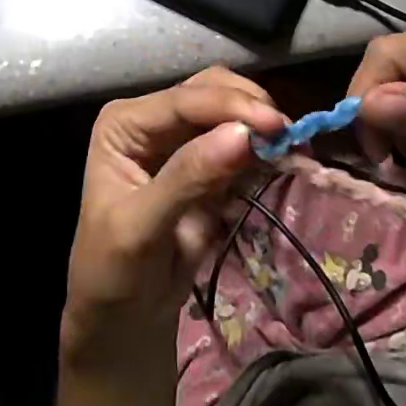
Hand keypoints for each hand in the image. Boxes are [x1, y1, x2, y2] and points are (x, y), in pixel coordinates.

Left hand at [60, 67, 287, 365]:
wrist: (122, 315)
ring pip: (231, 109)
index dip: (232, 106)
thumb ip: (188, 178)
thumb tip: (242, 134)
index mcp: (124, 123)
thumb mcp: (141, 227)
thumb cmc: (113, 271)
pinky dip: (264, 146)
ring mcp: (181, 137)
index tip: (278, 125)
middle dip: (250, 107)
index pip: (183, 100)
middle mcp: (152, 119)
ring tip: (292, 148)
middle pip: (211, 90)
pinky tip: (282, 159)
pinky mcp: (207, 161)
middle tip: (289, 137)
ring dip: (262, 124)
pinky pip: (242, 140)